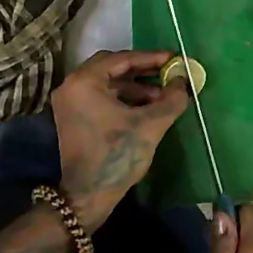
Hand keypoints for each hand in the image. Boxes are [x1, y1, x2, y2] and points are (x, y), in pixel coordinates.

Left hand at [51, 49, 190, 230]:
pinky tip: (145, 107)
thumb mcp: (150, 125)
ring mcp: (69, 102)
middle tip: (167, 72)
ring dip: (134, 87)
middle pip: (110, 67)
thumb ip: (170, 99)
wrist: (88, 194)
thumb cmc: (117, 155)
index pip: (121, 59)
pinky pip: (100, 97)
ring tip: (162, 95)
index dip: (150, 58)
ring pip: (106, 84)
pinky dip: (122, 99)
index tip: (173, 58)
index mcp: (84, 81)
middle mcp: (71, 86)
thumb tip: (184, 82)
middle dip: (141, 70)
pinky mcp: (72, 118)